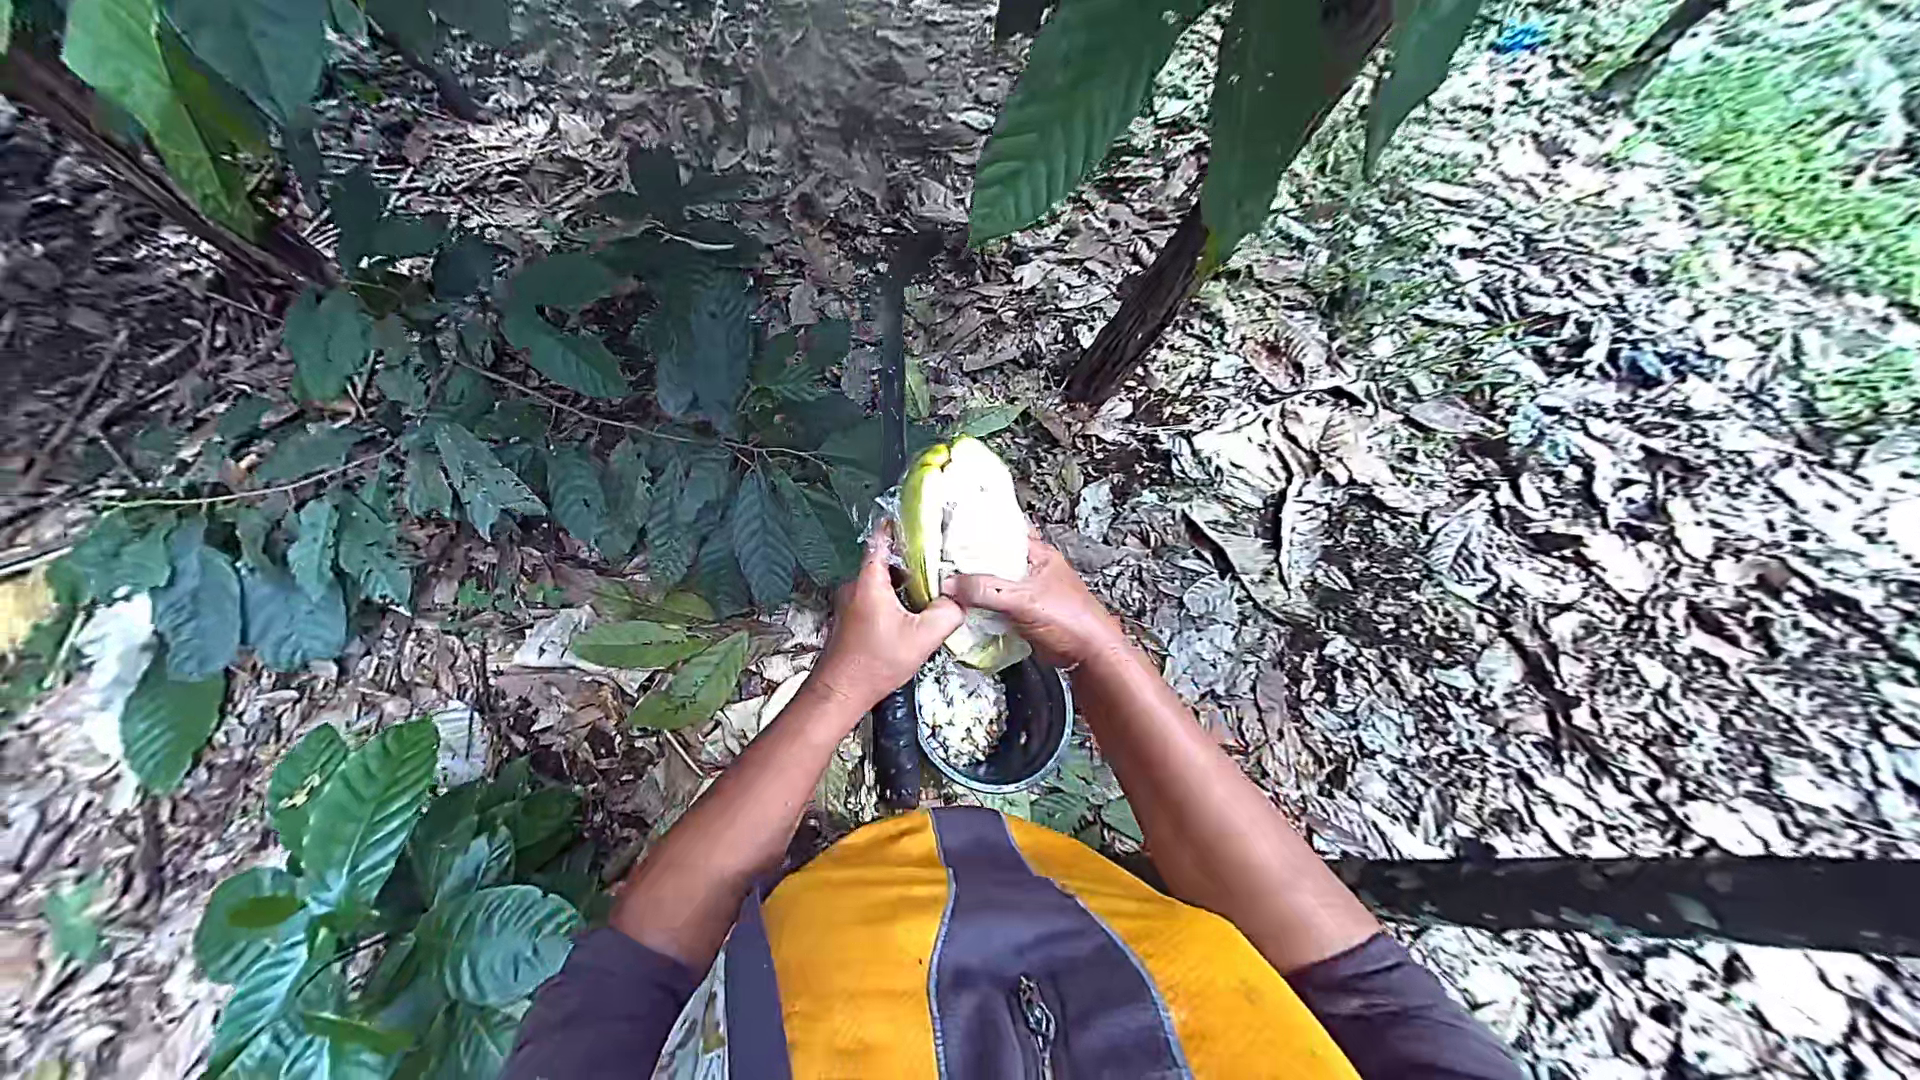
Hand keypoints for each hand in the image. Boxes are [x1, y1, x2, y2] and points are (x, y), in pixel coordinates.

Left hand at [808, 527, 965, 714]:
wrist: (839, 692)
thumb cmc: (876, 662)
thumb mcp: (923, 638)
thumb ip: (948, 614)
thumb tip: (959, 601)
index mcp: (869, 581)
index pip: (880, 539)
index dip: (898, 525)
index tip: (918, 519)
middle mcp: (855, 586)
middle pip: (885, 560)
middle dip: (910, 559)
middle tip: (938, 561)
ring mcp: (849, 602)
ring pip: (880, 581)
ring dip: (903, 583)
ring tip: (930, 588)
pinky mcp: (850, 618)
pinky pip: (874, 597)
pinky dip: (893, 598)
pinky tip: (911, 612)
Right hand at [942, 537, 1124, 667]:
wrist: (1090, 655)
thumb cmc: (1070, 619)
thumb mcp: (1023, 599)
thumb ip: (986, 590)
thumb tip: (951, 583)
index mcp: (1038, 554)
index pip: (1002, 535)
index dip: (976, 535)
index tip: (949, 538)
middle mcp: (1032, 570)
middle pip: (994, 562)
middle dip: (970, 566)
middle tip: (942, 566)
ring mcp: (1028, 593)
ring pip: (994, 585)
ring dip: (975, 590)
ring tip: (948, 588)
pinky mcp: (1024, 614)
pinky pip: (997, 606)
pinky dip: (982, 609)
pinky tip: (965, 611)